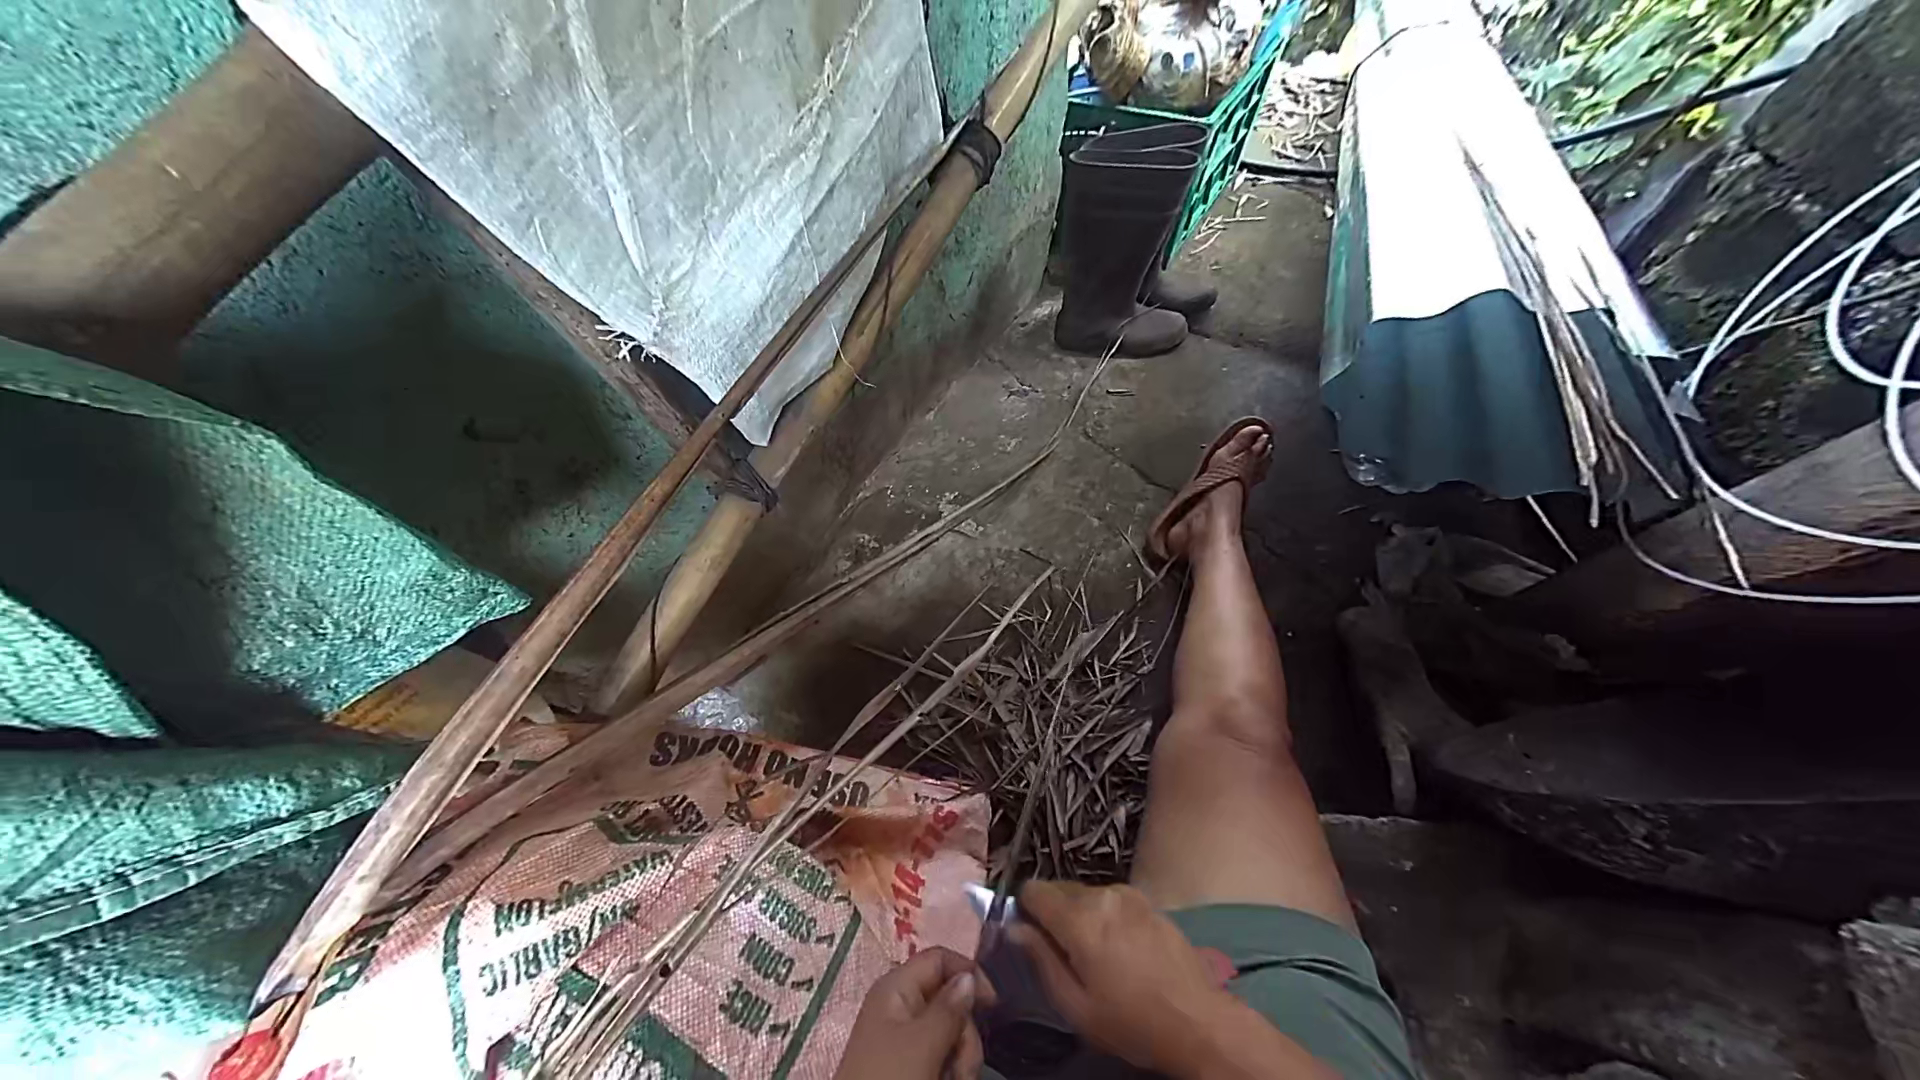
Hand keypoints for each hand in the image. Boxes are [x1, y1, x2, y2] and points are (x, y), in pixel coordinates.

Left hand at [834, 947, 995, 1079]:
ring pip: (952, 1034)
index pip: (940, 959)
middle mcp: (902, 1007)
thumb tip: (969, 977)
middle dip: (965, 1034)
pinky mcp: (912, 1066)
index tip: (993, 1005)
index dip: (968, 973)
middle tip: (961, 1066)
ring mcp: (906, 1039)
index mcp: (897, 987)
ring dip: (961, 1060)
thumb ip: (949, 1008)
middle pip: (951, 1001)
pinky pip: (943, 1058)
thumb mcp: (922, 1044)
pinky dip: (951, 1072)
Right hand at [1009, 881, 1239, 1073]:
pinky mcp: (1147, 900)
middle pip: (1058, 888)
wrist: (1200, 1022)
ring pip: (1084, 893)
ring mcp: (1127, 894)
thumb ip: (1041, 960)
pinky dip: (1104, 915)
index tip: (1030, 933)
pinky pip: (1110, 899)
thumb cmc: (1133, 1022)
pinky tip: (1119, 948)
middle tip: (1063, 952)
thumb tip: (1015, 928)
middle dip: (1052, 912)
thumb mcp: (1077, 1006)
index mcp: (1080, 918)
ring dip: (1079, 913)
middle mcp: (1102, 894)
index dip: (1025, 909)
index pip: (1034, 889)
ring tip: (1094, 953)